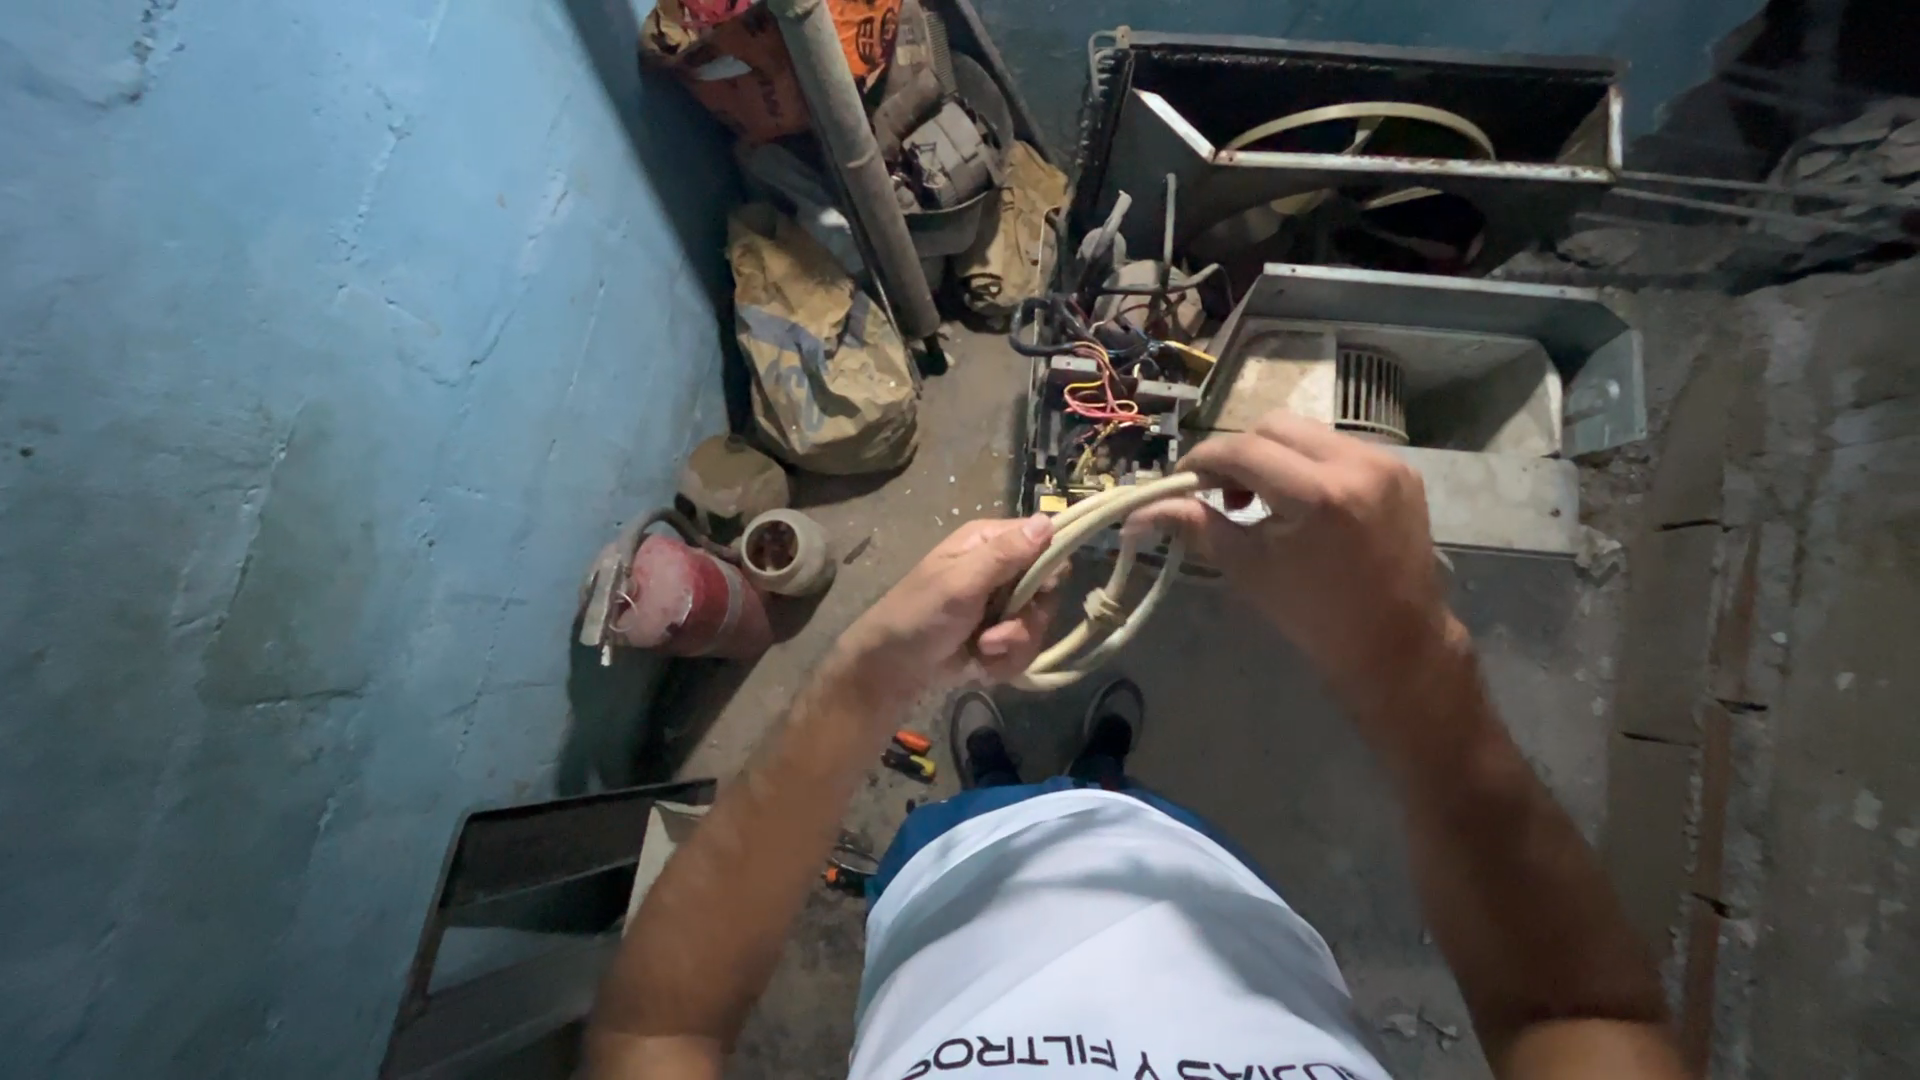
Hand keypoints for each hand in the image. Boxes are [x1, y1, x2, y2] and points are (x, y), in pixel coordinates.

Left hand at [828, 515, 1059, 709]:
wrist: (895, 667)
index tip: (1041, 589)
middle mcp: (1001, 569)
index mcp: (989, 543)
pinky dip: (1005, 661)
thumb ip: (1004, 554)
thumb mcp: (961, 582)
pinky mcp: (1002, 638)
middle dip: (1026, 617)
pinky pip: (1025, 649)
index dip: (1050, 565)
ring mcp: (1002, 605)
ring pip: (1039, 623)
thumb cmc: (920, 614)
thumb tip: (1048, 520)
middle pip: (1048, 588)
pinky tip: (980, 663)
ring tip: (982, 648)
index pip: (1044, 540)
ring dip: (1013, 644)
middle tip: (998, 629)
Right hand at [1131, 411, 1463, 714]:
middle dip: (1237, 454)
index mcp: (1318, 496)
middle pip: (1274, 428)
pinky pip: (1337, 447)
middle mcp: (1357, 466)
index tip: (1183, 480)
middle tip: (1219, 492)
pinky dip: (1305, 464)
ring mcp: (1386, 463)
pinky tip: (1296, 500)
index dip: (1203, 460)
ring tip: (1257, 498)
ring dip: (1271, 455)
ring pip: (1306, 433)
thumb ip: (1195, 525)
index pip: (1243, 450)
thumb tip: (1137, 512)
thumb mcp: (1246, 566)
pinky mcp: (1401, 470)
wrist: (1395, 642)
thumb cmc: (1311, 614)